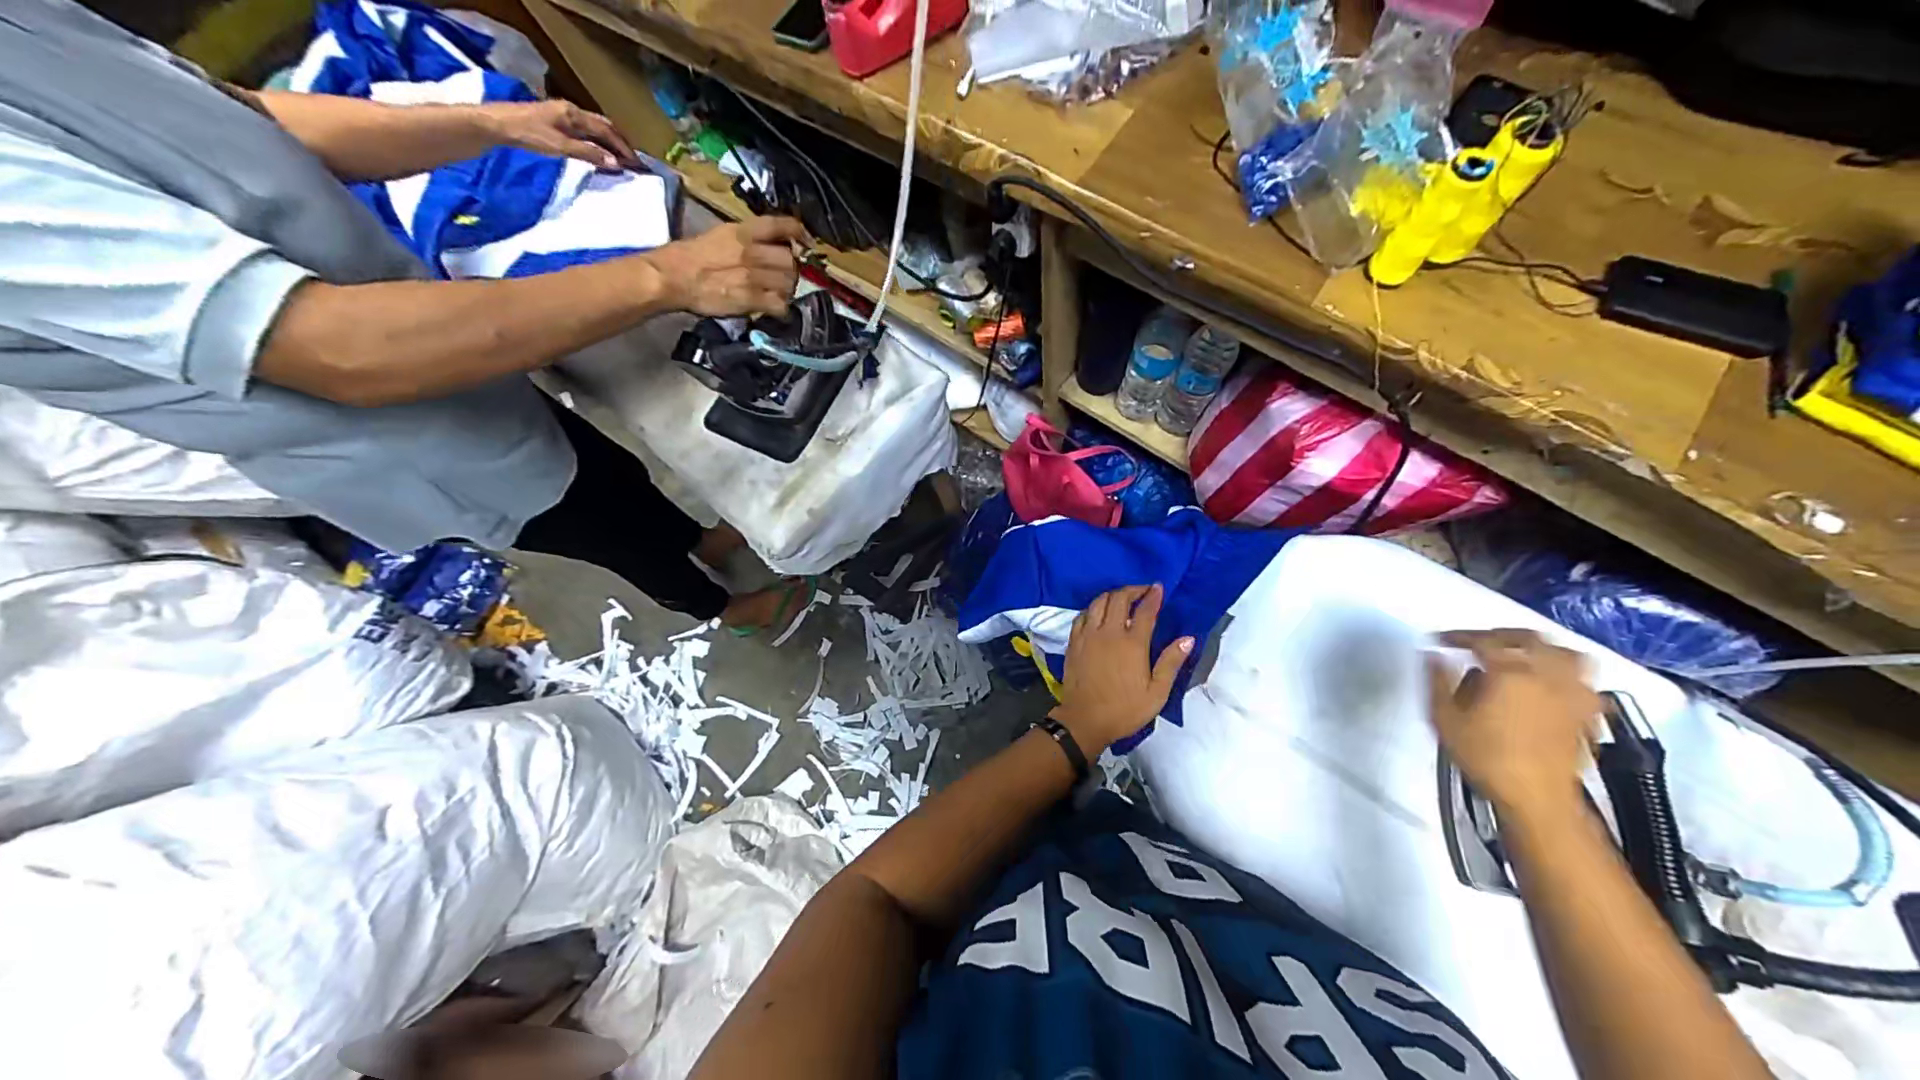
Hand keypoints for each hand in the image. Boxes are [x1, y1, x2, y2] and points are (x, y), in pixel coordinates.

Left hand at [482, 101, 636, 170]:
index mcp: (574, 114)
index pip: (606, 130)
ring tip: (619, 158)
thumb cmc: (528, 133)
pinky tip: (598, 152)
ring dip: (609, 142)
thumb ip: (589, 153)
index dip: (623, 147)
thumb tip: (616, 163)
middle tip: (632, 160)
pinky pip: (584, 131)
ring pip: (594, 128)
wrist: (497, 124)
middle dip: (620, 142)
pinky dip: (597, 142)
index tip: (637, 163)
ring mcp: (563, 115)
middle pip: (603, 126)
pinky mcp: (556, 122)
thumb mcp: (561, 146)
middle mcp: (571, 111)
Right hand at [648, 217, 805, 316]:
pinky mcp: (751, 299)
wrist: (672, 277)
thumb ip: (746, 240)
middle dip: (792, 270)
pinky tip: (773, 308)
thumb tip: (768, 247)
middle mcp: (753, 251)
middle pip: (791, 260)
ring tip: (777, 292)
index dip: (800, 233)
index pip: (782, 226)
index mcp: (744, 231)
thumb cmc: (690, 256)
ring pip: (789, 283)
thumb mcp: (720, 235)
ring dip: (787, 290)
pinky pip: (780, 304)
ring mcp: (753, 276)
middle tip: (783, 277)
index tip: (806, 243)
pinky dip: (781, 307)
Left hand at [1050, 585, 1194, 756]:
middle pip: (1119, 599)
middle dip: (1132, 590)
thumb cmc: (1124, 709)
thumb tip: (1188, 638)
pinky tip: (1098, 612)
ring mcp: (1088, 635)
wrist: (1084, 720)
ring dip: (1112, 595)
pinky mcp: (1074, 642)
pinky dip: (1093, 607)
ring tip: (1122, 598)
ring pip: (1098, 602)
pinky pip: (1082, 615)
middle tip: (1142, 591)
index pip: (1145, 611)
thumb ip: (1171, 662)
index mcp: (1132, 643)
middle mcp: (1108, 633)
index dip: (1153, 596)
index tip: (1158, 587)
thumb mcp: (1156, 692)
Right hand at [1427, 629, 1601, 819]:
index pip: (1483, 641)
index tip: (1441, 640)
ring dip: (1541, 648)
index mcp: (1511, 672)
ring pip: (1566, 654)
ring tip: (1522, 655)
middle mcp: (1547, 675)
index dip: (1458, 636)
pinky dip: (1565, 674)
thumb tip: (1434, 657)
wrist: (1536, 798)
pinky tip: (1551, 684)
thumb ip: (1438, 681)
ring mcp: (1574, 693)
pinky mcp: (1588, 713)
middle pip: (1529, 638)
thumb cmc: (1486, 758)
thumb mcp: (1444, 719)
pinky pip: (1583, 681)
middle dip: (1500, 635)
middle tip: (1478, 641)